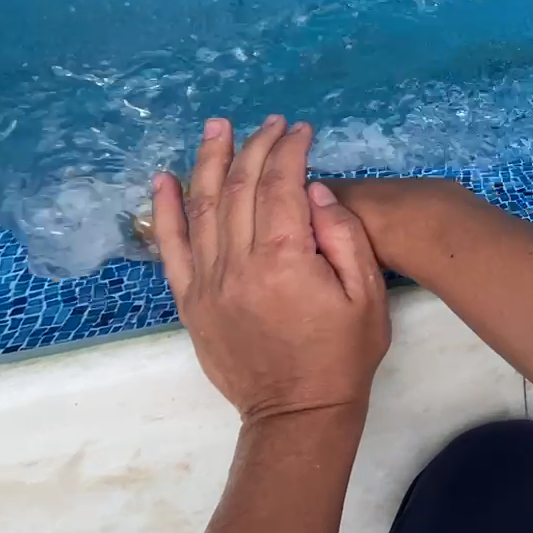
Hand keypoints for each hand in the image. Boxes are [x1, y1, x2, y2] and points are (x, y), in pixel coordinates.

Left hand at [152, 116, 391, 423]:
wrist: (300, 411)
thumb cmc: (345, 351)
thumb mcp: (368, 293)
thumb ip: (343, 237)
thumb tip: (315, 191)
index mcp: (284, 260)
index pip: (281, 186)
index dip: (290, 151)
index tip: (302, 129)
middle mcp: (237, 264)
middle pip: (241, 188)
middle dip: (255, 147)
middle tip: (270, 121)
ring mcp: (207, 282)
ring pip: (202, 208)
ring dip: (210, 162)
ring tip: (218, 128)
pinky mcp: (190, 301)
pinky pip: (171, 247)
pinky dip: (164, 210)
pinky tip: (164, 179)